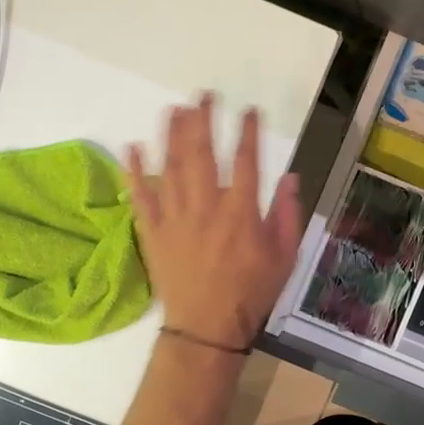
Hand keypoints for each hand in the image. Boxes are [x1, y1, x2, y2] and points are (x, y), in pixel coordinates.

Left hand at [126, 94, 301, 351]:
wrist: (207, 328)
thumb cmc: (252, 292)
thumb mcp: (285, 257)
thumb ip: (288, 215)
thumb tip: (291, 177)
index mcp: (242, 212)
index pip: (247, 160)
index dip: (248, 131)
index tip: (249, 110)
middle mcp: (207, 207)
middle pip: (202, 152)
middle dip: (203, 119)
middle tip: (204, 95)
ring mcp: (175, 217)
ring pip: (170, 166)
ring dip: (171, 134)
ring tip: (174, 109)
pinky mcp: (152, 232)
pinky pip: (140, 196)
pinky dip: (134, 170)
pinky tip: (132, 146)